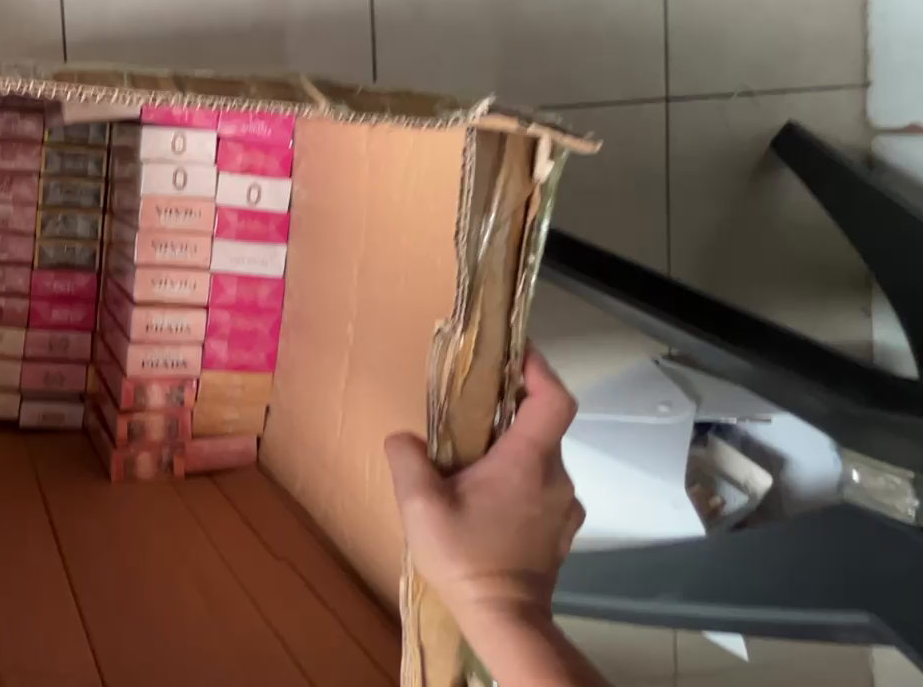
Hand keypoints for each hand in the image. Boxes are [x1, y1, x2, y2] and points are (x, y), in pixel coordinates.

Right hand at [384, 348, 584, 631]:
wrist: (504, 619)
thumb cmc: (465, 557)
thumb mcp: (418, 504)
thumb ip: (406, 457)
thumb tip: (406, 437)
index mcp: (527, 464)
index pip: (553, 402)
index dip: (539, 369)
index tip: (516, 350)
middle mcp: (556, 479)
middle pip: (542, 426)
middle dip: (507, 405)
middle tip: (465, 399)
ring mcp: (563, 506)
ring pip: (539, 455)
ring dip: (507, 441)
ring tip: (464, 449)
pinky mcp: (558, 527)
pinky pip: (539, 481)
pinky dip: (514, 470)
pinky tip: (479, 488)